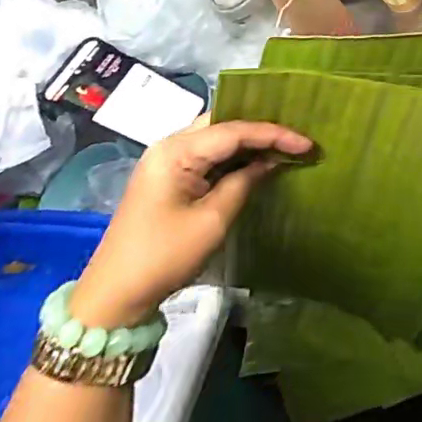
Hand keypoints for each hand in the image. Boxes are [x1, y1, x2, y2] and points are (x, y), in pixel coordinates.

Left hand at [71, 118, 312, 326]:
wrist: (113, 297)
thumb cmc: (164, 256)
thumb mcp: (213, 220)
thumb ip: (245, 182)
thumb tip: (270, 162)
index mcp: (176, 150)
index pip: (235, 130)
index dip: (275, 134)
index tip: (308, 145)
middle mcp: (170, 145)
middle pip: (225, 124)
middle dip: (263, 130)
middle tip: (297, 139)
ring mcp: (167, 160)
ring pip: (217, 137)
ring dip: (250, 142)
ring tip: (285, 147)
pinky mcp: (168, 176)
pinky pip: (208, 154)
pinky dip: (235, 156)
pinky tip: (257, 161)